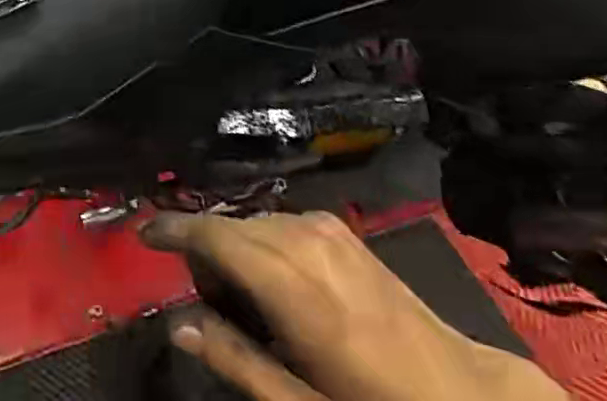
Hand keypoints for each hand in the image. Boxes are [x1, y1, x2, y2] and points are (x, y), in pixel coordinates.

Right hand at [141, 211, 565, 400]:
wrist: (464, 392)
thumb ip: (235, 359)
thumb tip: (176, 322)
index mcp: (294, 287)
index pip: (216, 236)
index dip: (173, 230)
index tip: (142, 235)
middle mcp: (305, 240)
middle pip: (229, 228)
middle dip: (205, 254)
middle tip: (211, 305)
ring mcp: (327, 229)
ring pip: (252, 223)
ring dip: (233, 250)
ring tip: (247, 303)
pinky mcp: (341, 228)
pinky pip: (279, 224)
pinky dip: (260, 244)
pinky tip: (275, 283)